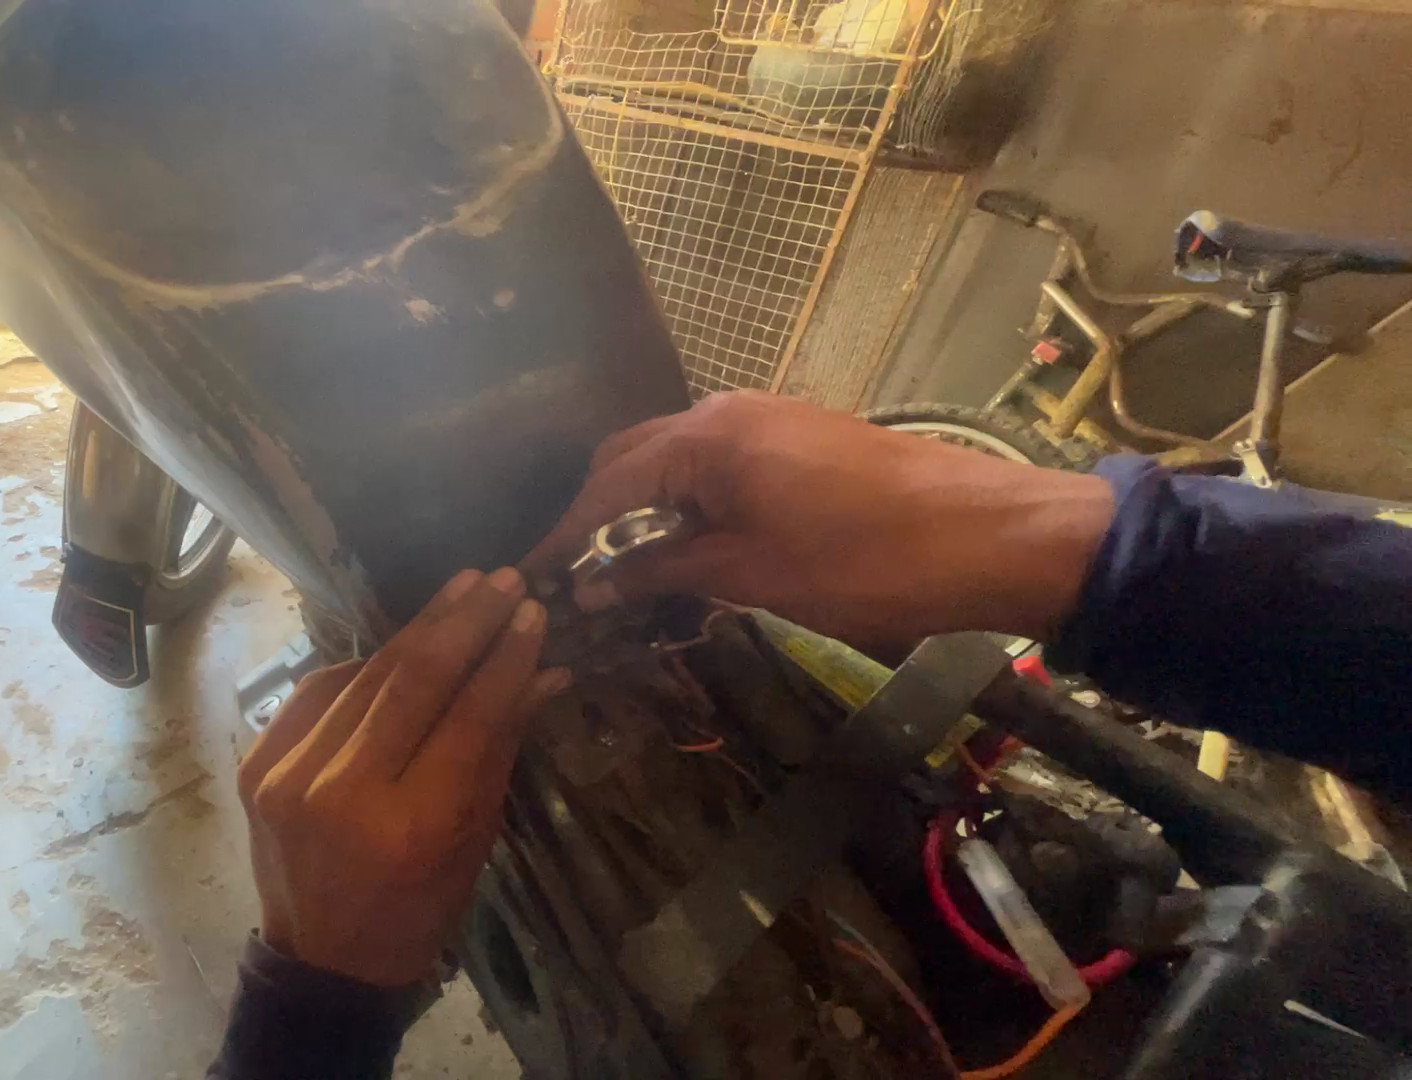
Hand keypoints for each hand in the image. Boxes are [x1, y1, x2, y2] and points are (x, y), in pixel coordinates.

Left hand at [236, 567, 570, 986]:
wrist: (323, 960)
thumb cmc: (419, 908)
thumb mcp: (475, 837)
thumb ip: (500, 745)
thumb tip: (543, 668)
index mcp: (411, 828)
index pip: (469, 717)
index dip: (505, 658)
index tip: (532, 612)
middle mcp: (341, 792)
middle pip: (412, 680)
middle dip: (464, 621)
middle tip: (501, 578)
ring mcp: (287, 773)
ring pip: (367, 674)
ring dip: (420, 627)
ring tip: (462, 588)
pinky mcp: (258, 762)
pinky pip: (321, 688)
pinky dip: (367, 663)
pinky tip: (404, 641)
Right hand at [523, 391, 1115, 644]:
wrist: (996, 535)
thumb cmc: (863, 561)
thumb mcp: (748, 573)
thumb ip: (658, 569)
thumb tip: (589, 588)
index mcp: (703, 439)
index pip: (606, 487)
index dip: (565, 535)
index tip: (531, 573)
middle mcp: (721, 411)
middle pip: (629, 458)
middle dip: (597, 514)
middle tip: (581, 572)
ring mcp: (759, 416)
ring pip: (669, 458)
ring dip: (641, 507)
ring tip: (627, 562)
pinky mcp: (788, 433)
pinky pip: (709, 461)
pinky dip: (682, 498)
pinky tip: (685, 537)